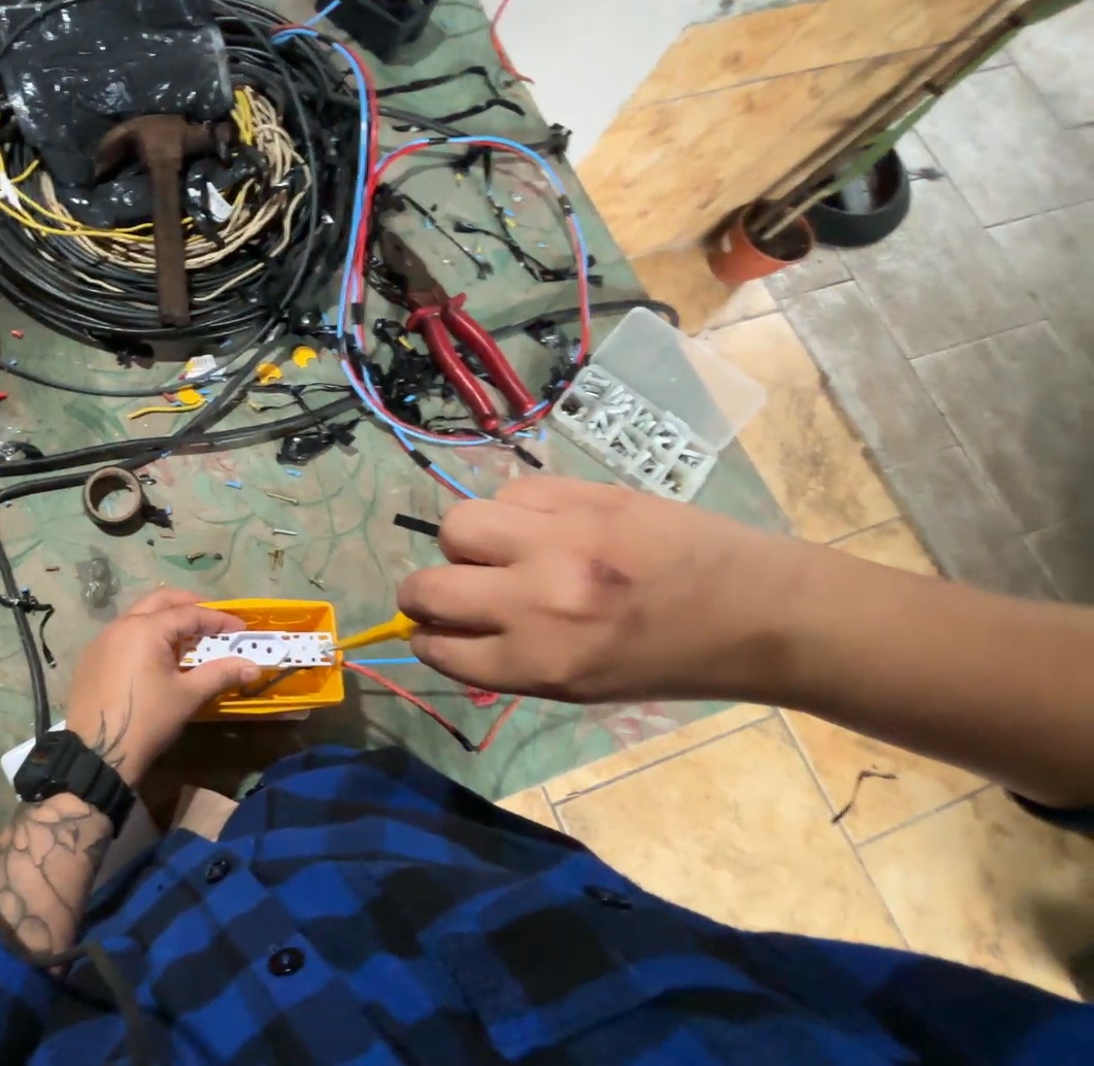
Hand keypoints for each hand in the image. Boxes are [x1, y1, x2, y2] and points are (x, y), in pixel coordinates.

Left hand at [64, 588, 261, 783]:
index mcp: (145, 628)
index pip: (189, 613)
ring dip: (165, 618)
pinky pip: (123, 632)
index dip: (218, 619)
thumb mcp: (187, 696)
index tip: (240, 628)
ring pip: (138, 614)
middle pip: (160, 601)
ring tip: (187, 637)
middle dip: (189, 605)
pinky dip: (144, 633)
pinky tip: (156, 655)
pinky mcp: (91, 656)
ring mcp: (101, 639)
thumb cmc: (147, 720)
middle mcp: (121, 624)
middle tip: (212, 620)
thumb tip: (254, 667)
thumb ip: (220, 674)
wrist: (98, 753)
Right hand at [397, 476, 807, 701]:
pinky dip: (511, 512)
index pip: (439, 648)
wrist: (759, 609)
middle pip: (429, 587)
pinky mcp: (583, 494)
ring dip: (465, 544)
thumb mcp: (578, 685)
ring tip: (498, 550)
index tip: (434, 631)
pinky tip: (540, 525)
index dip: (427, 639)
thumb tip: (440, 627)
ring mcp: (558, 540)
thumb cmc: (665, 662)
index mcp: (540, 661)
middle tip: (444, 592)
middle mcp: (538, 600)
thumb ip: (502, 658)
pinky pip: (508, 493)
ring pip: (457, 526)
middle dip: (420, 595)